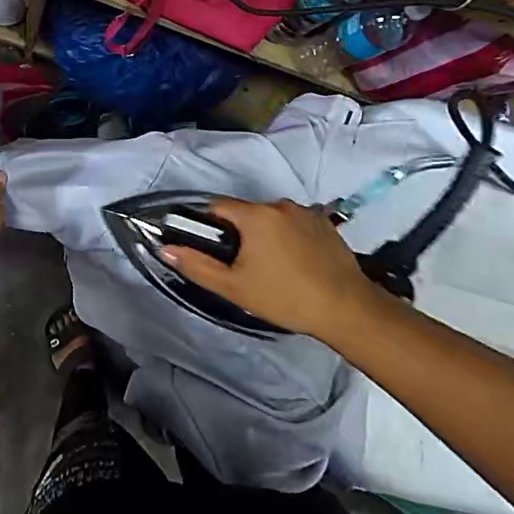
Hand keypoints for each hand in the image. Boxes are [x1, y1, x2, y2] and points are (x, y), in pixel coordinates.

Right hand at [160, 198, 382, 338]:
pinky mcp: (326, 224)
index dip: (209, 224)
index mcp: (256, 215)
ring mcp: (306, 212)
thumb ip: (197, 265)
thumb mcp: (235, 287)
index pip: (219, 206)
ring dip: (266, 235)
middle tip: (245, 266)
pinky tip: (296, 264)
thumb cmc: (285, 297)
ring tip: (273, 268)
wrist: (346, 308)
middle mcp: (281, 205)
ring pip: (272, 218)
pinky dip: (289, 237)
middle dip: (241, 233)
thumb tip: (166, 248)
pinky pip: (295, 224)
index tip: (213, 248)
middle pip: (247, 212)